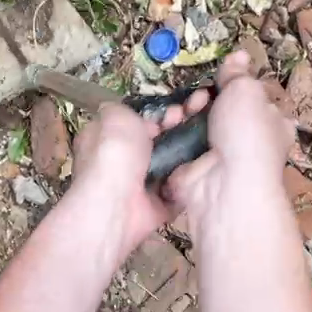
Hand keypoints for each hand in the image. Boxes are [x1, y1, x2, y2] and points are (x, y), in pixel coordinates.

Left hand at [67, 101, 191, 259]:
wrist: (118, 203)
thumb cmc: (114, 153)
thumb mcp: (115, 115)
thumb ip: (121, 108)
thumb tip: (128, 113)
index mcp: (106, 139)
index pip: (136, 121)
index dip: (158, 111)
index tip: (176, 107)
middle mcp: (121, 162)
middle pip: (156, 139)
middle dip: (178, 125)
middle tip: (195, 117)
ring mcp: (140, 185)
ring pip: (170, 162)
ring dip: (188, 149)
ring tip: (205, 136)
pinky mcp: (157, 205)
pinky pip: (178, 187)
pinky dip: (191, 176)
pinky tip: (205, 161)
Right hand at [162, 51, 295, 238]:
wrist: (224, 184)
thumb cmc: (246, 135)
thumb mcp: (247, 92)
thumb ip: (238, 74)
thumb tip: (239, 55)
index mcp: (270, 124)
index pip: (252, 100)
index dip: (235, 86)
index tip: (221, 76)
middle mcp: (245, 142)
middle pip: (218, 110)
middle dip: (203, 98)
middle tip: (199, 98)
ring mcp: (215, 158)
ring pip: (193, 125)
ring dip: (183, 113)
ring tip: (180, 112)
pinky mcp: (189, 169)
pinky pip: (176, 143)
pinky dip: (168, 132)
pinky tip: (167, 125)